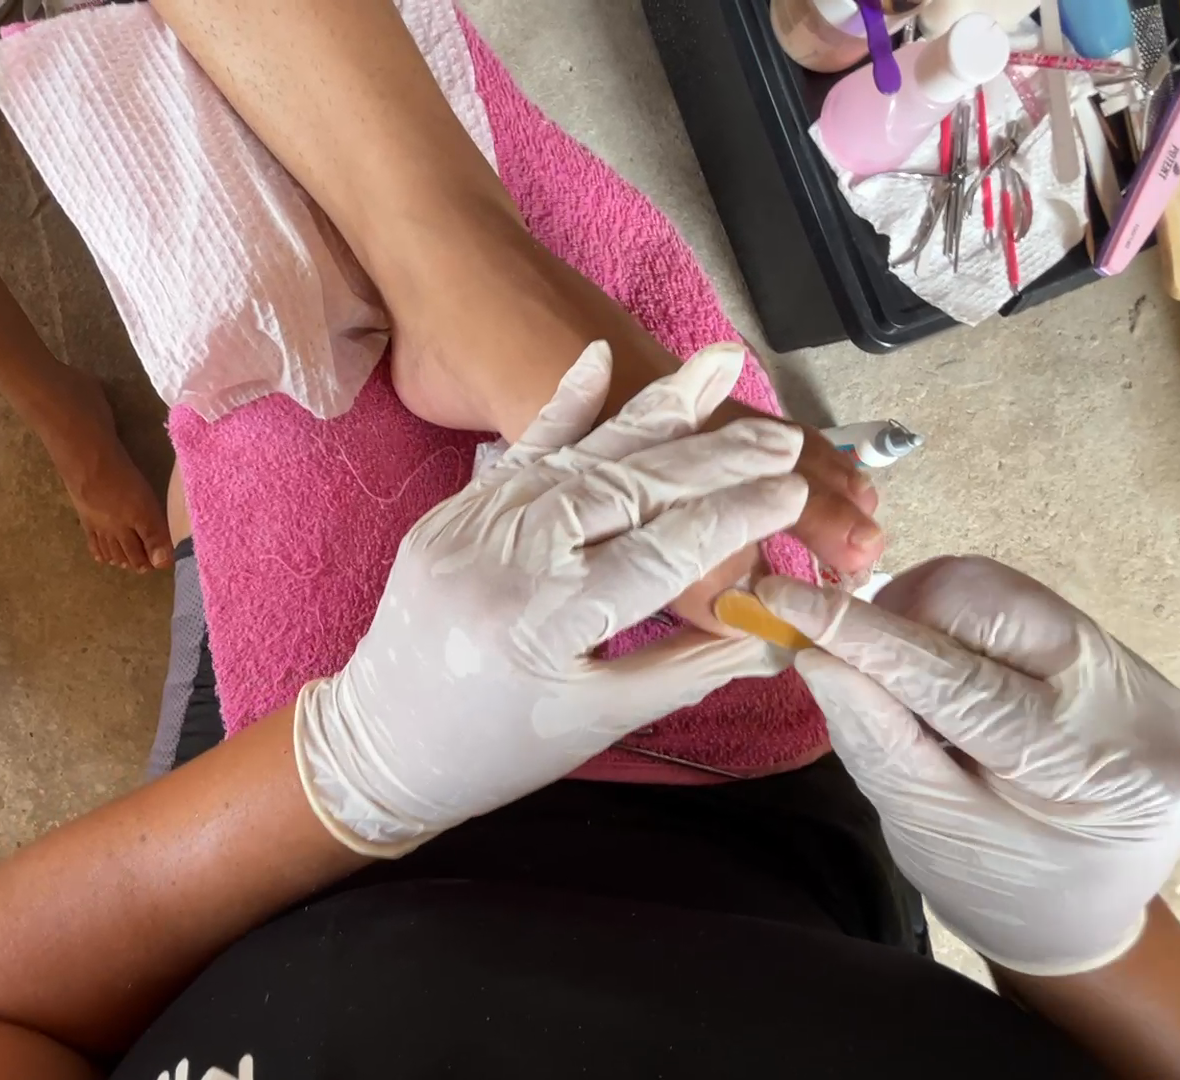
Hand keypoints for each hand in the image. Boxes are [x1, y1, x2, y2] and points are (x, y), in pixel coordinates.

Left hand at [296, 342, 807, 854]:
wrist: (385, 738)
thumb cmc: (497, 749)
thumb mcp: (598, 720)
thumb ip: (689, 666)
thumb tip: (775, 630)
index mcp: (547, 624)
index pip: (664, 552)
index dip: (736, 519)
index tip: (794, 491)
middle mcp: (507, 559)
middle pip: (626, 490)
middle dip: (711, 458)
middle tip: (779, 438)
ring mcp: (470, 526)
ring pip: (577, 458)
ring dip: (652, 414)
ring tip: (716, 368)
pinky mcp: (449, 514)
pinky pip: (515, 455)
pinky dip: (561, 409)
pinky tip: (597, 359)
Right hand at [757, 557, 1179, 975]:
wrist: (1076, 910)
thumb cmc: (993, 882)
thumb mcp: (923, 824)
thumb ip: (873, 738)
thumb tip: (815, 656)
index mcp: (1095, 771)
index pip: (954, 678)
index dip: (858, 633)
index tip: (778, 598)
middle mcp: (1137, 705)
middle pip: (989, 600)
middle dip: (900, 614)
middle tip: (860, 660)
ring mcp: (1135, 672)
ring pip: (992, 588)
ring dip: (918, 616)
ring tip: (909, 679)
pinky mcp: (1112, 655)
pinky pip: (1005, 602)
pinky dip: (943, 623)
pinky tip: (943, 672)